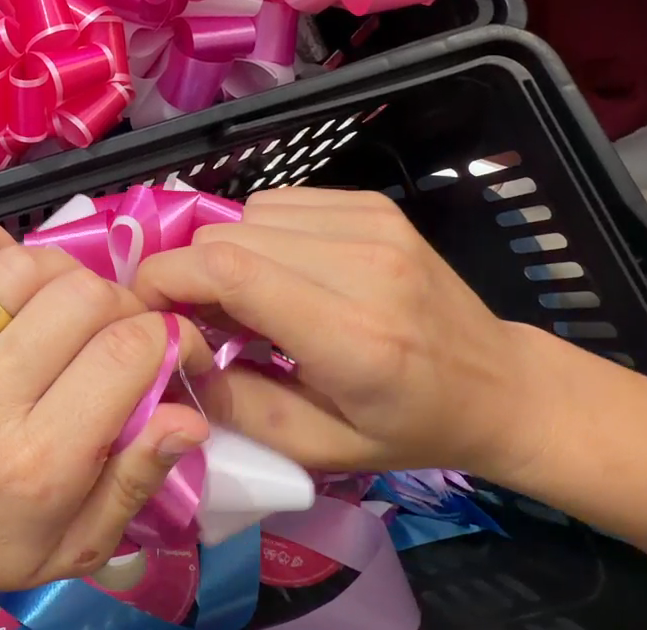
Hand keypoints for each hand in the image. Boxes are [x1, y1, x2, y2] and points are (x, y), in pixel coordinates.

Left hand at [0, 222, 213, 623]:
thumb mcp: (77, 545)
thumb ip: (136, 480)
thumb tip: (190, 416)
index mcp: (39, 460)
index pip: (125, 354)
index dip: (168, 335)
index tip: (174, 345)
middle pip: (80, 298)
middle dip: (122, 301)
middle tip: (123, 326)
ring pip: (20, 267)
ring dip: (63, 270)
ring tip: (71, 299)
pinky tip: (9, 258)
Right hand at [134, 187, 554, 479]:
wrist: (502, 387)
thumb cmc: (407, 426)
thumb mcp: (318, 446)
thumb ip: (233, 405)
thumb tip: (165, 352)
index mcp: (352, 337)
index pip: (228, 271)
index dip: (166, 277)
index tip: (144, 304)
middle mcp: (363, 266)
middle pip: (225, 238)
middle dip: (191, 272)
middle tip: (200, 314)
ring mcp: (372, 224)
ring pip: (244, 214)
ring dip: (226, 252)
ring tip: (250, 294)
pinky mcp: (373, 204)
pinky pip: (274, 201)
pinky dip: (258, 232)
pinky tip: (283, 267)